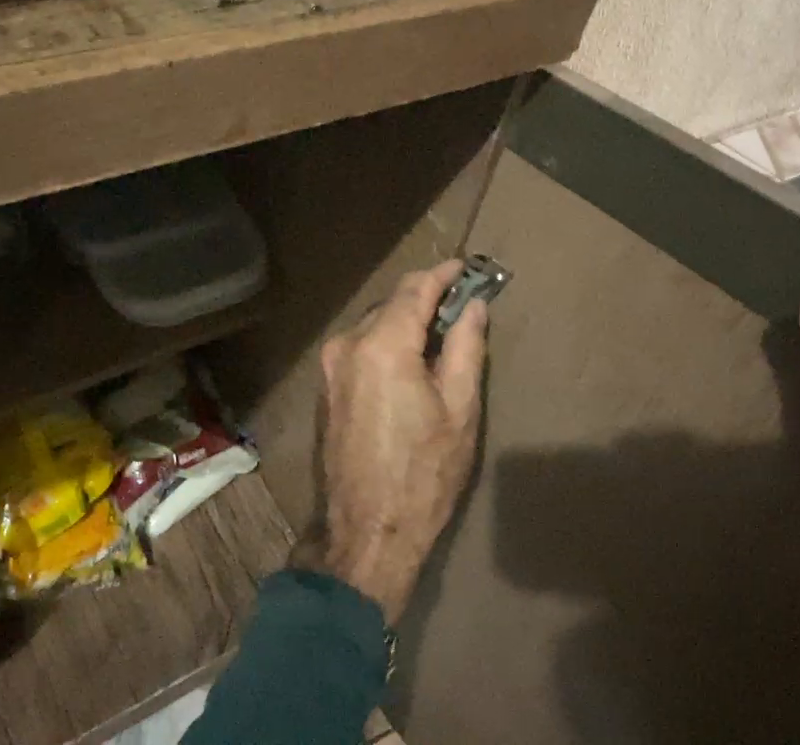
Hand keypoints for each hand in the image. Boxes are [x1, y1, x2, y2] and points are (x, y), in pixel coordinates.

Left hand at [304, 260, 486, 623]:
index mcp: (381, 345)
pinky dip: (386, 344)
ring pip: (373, 326)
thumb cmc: (424, 473)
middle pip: (391, 305)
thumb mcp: (459, 410)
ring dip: (405, 323)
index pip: (414, 289)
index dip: (443, 274)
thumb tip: (473, 307)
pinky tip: (410, 363)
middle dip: (425, 300)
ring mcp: (330, 367)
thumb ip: (466, 349)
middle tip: (462, 306)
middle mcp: (347, 345)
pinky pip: (360, 349)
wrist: (366, 530)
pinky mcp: (326, 388)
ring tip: (442, 337)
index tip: (467, 268)